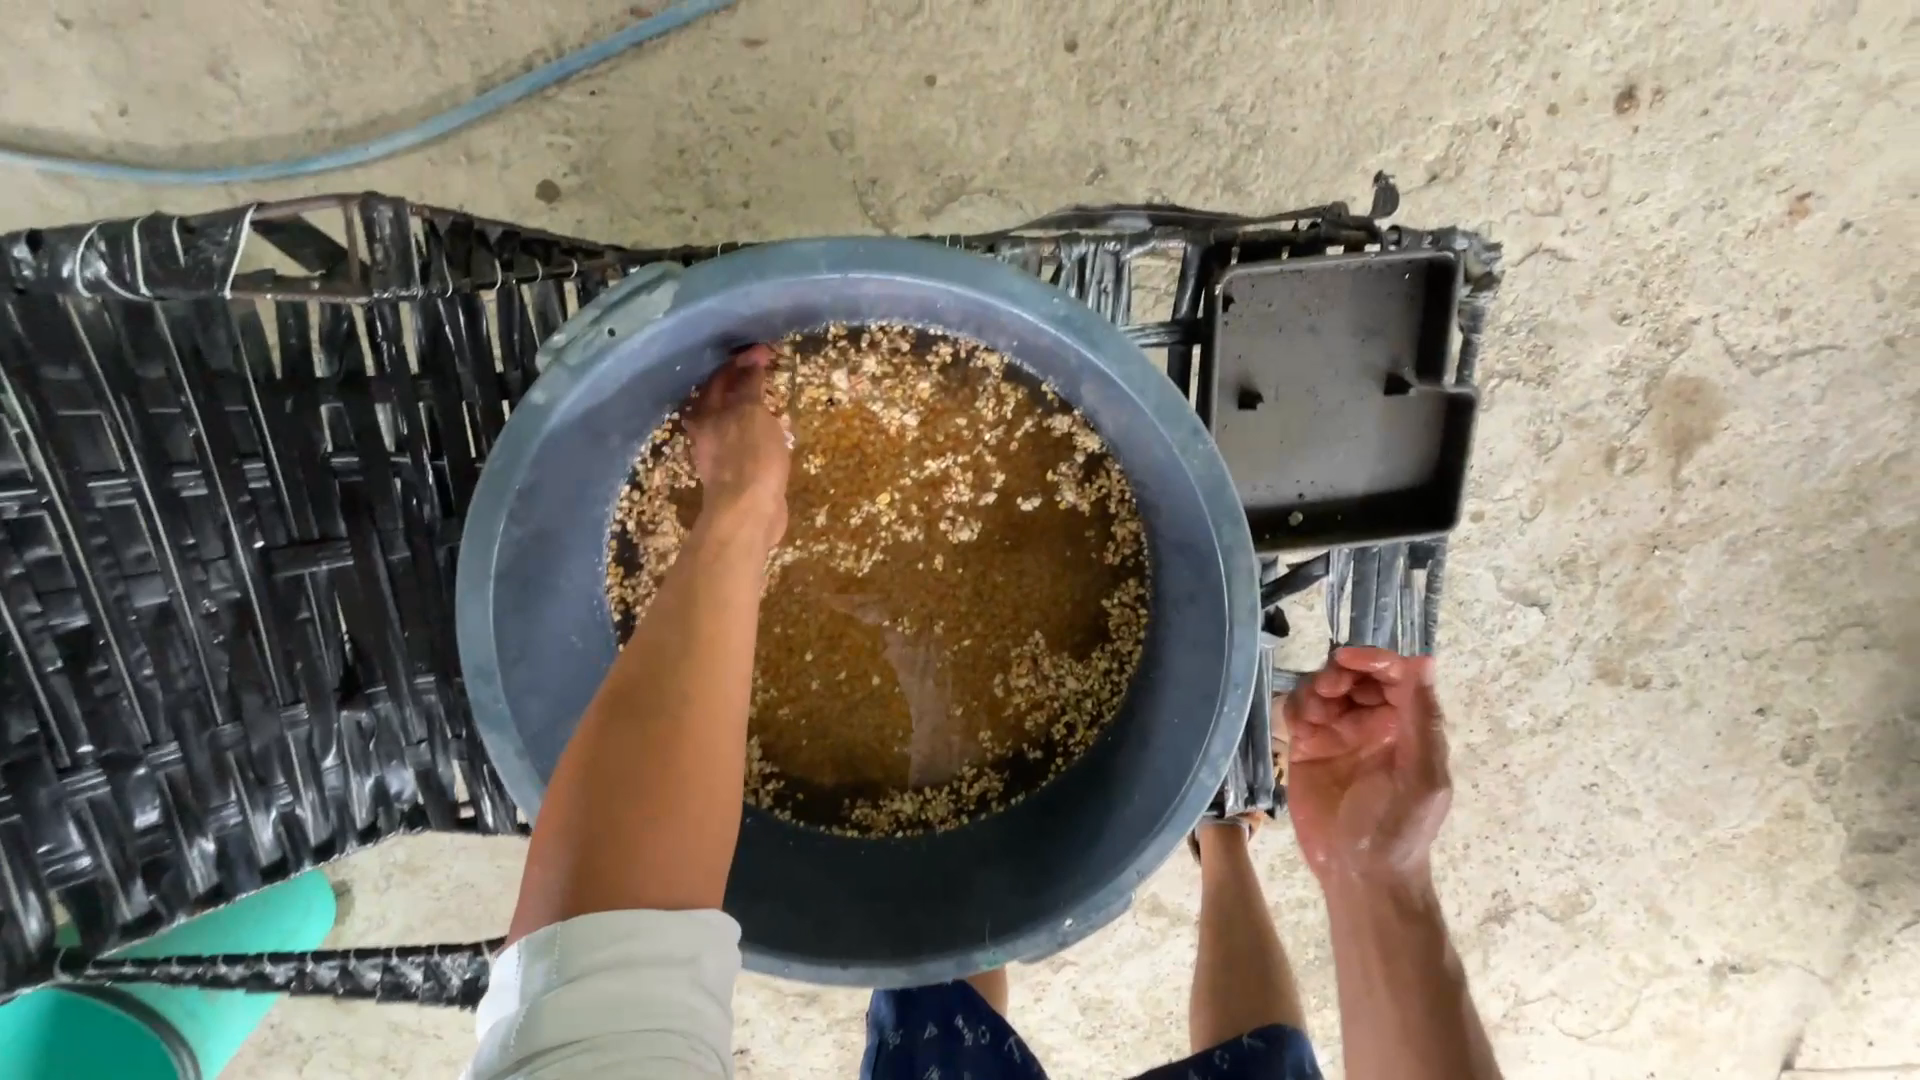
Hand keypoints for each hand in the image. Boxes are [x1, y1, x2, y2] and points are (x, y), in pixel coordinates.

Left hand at [685, 345, 789, 548]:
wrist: (749, 512)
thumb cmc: (751, 457)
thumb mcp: (752, 413)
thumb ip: (751, 385)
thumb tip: (752, 360)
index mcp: (705, 413)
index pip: (721, 376)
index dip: (742, 361)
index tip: (767, 352)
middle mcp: (707, 431)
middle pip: (723, 400)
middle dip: (744, 386)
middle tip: (769, 375)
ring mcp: (720, 455)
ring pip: (734, 423)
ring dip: (752, 412)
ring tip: (775, 404)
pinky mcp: (736, 475)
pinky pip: (746, 445)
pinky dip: (759, 435)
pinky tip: (775, 436)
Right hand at [1284, 647, 1450, 886]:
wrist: (1358, 872)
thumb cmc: (1398, 827)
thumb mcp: (1422, 774)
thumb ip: (1422, 717)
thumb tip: (1425, 660)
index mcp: (1407, 726)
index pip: (1395, 676)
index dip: (1374, 659)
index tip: (1347, 659)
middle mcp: (1372, 723)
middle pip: (1355, 676)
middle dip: (1341, 672)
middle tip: (1330, 690)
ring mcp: (1337, 734)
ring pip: (1322, 688)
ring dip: (1316, 689)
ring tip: (1315, 714)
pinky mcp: (1306, 747)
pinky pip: (1297, 710)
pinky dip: (1295, 706)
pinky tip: (1299, 725)